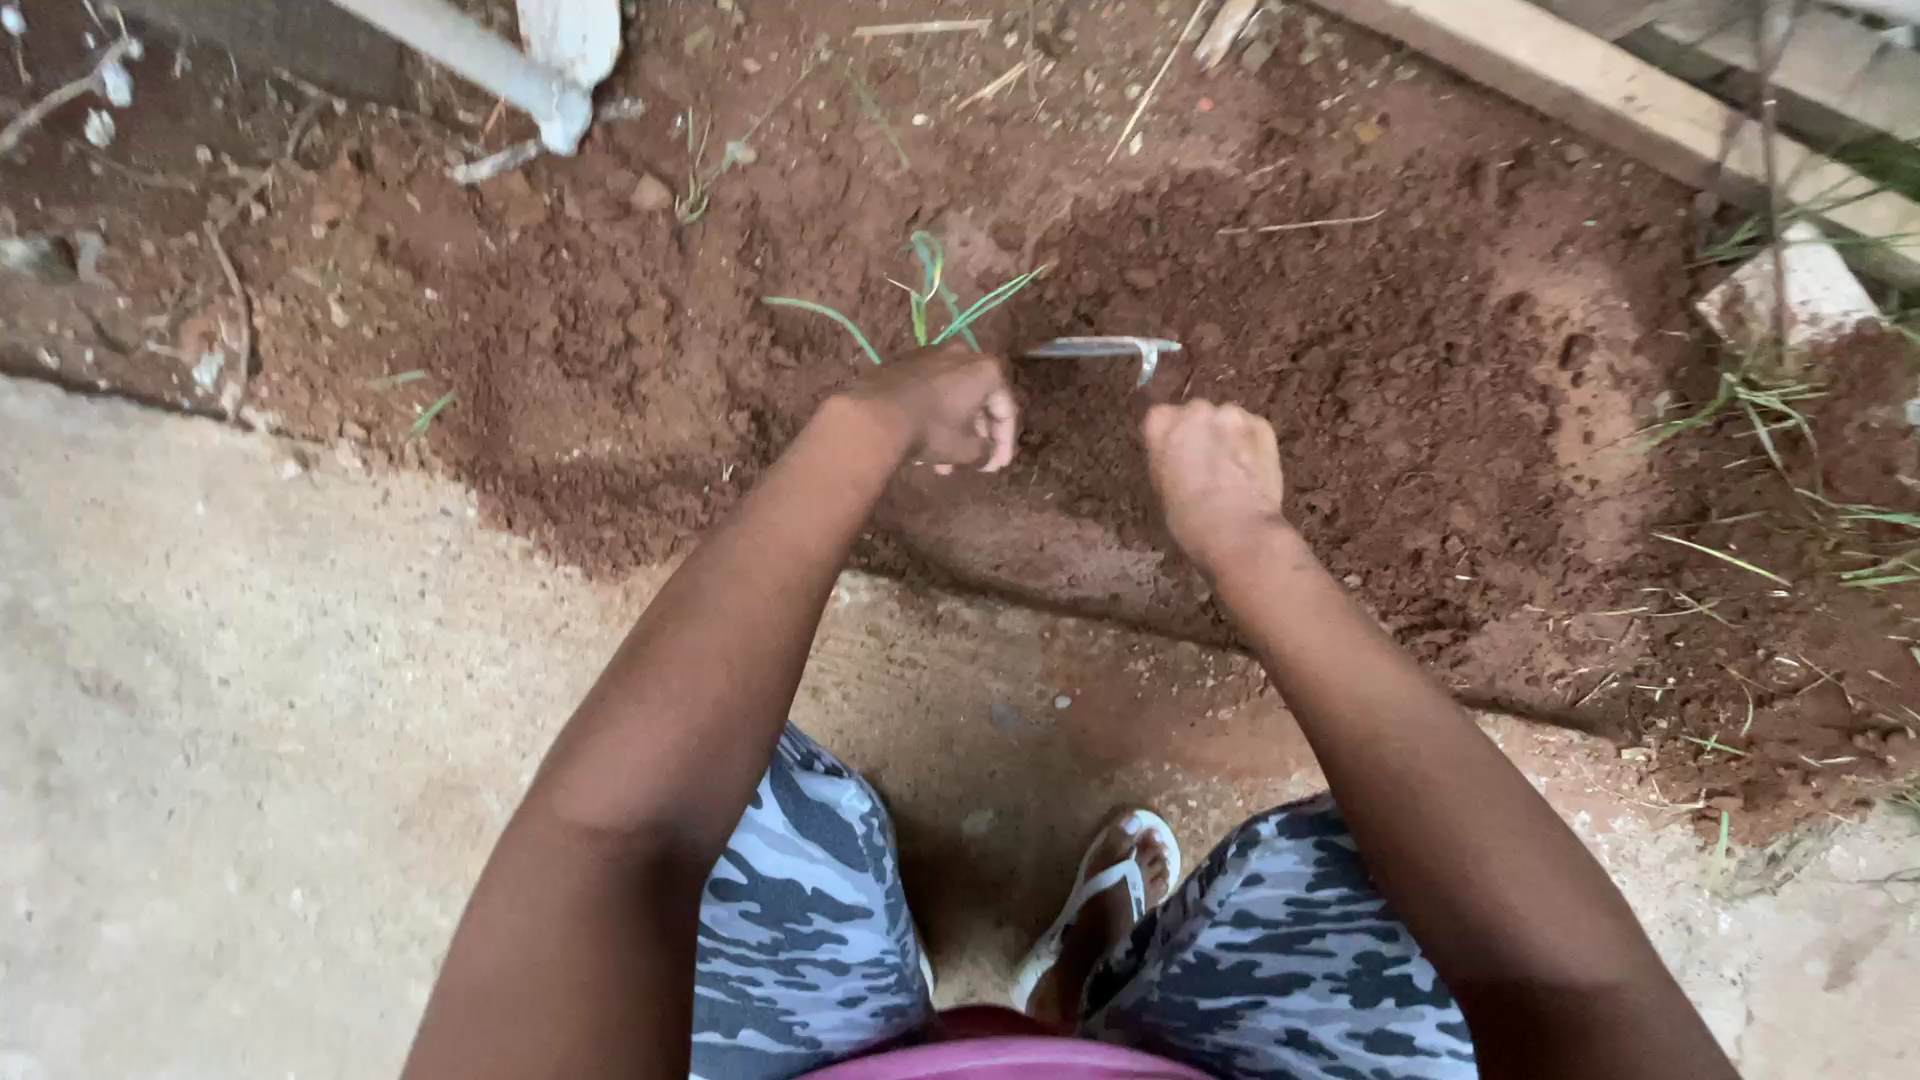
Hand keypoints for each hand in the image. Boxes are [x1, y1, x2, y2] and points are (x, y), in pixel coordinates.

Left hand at [836, 343, 1018, 473]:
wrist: (874, 415)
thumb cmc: (931, 430)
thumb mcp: (966, 449)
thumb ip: (986, 452)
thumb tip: (986, 455)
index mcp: (986, 370)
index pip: (1006, 410)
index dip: (1005, 443)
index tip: (996, 466)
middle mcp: (961, 354)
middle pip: (979, 401)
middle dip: (976, 437)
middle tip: (974, 463)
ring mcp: (930, 355)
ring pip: (952, 398)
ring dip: (953, 431)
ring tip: (944, 464)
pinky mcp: (904, 363)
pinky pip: (930, 392)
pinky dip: (934, 416)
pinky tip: (924, 443)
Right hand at [1142, 400, 1288, 574]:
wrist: (1237, 531)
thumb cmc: (1187, 519)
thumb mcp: (1161, 488)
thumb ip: (1166, 460)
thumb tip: (1178, 456)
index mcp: (1161, 423)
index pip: (1159, 418)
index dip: (1169, 439)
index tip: (1174, 457)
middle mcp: (1195, 410)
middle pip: (1194, 414)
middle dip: (1199, 433)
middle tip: (1204, 463)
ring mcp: (1231, 415)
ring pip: (1226, 420)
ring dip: (1226, 436)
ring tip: (1231, 469)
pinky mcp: (1262, 426)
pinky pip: (1251, 429)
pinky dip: (1250, 444)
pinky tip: (1249, 469)